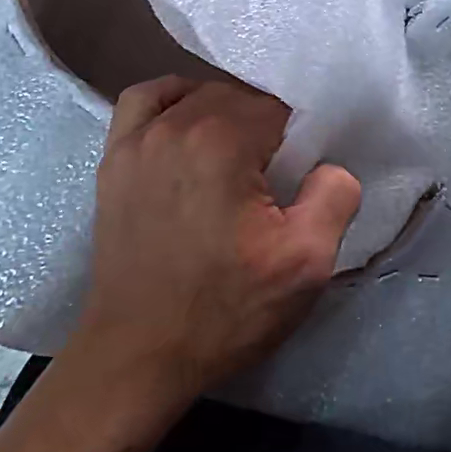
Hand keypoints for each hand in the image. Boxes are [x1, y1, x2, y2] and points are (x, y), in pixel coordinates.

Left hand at [0, 79, 359, 451]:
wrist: (138, 357)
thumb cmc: (225, 310)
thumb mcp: (307, 262)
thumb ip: (336, 195)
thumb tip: (329, 164)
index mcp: (224, 142)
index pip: (278, 105)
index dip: (298, 136)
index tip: (298, 173)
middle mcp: (177, 125)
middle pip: (240, 96)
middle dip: (265, 125)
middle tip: (275, 173)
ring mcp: (138, 138)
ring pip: (199, 94)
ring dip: (225, 113)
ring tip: (237, 153)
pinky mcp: (114, 158)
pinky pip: (147, 99)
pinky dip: (173, 101)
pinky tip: (188, 125)